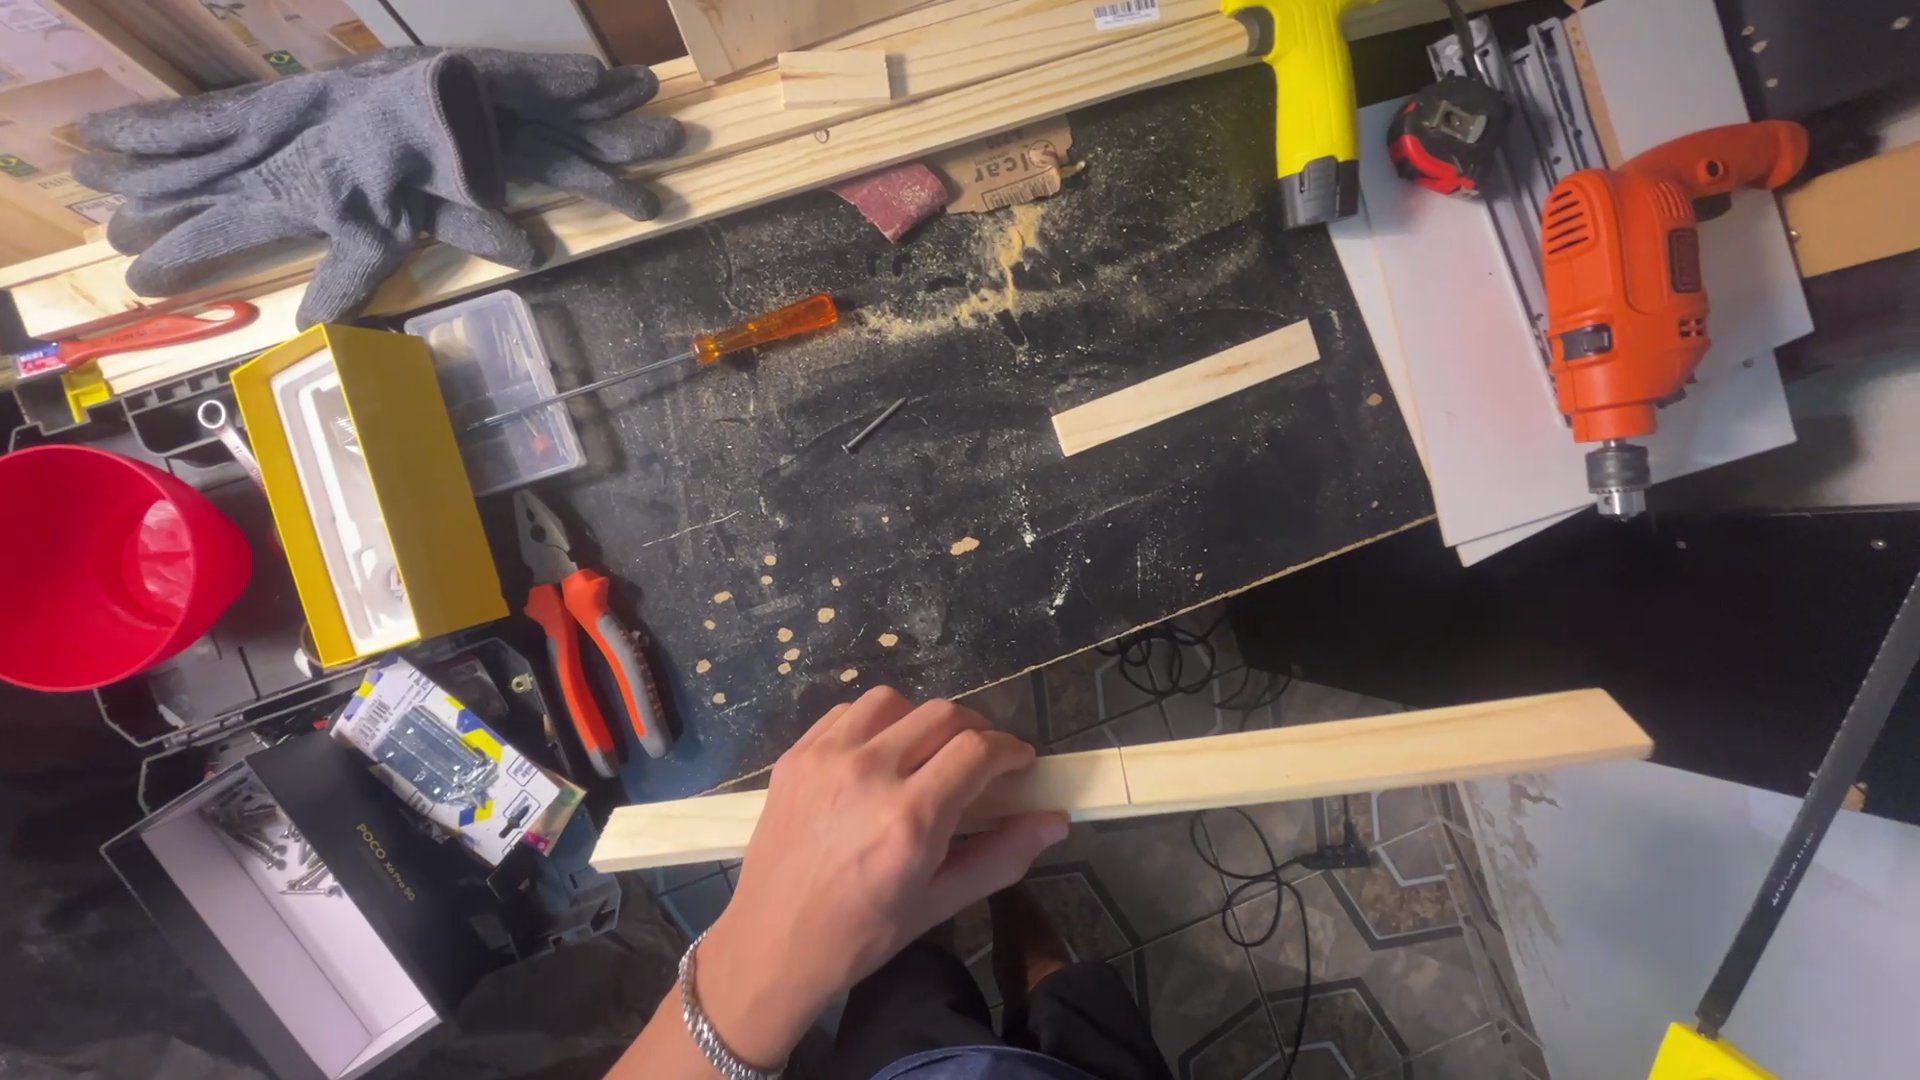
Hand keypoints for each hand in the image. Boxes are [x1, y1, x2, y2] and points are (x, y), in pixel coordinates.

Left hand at [695, 688, 1069, 1066]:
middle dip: (976, 730)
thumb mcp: (939, 902)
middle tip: (980, 759)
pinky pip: (849, 711)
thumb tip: (1056, 820)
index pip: (977, 750)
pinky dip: (876, 722)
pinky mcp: (796, 754)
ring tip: (925, 753)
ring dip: (923, 720)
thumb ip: (1002, 856)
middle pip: (944, 714)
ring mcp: (826, 758)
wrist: (769, 945)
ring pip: (895, 701)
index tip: (1019, 762)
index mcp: (909, 819)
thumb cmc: (862, 934)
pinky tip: (878, 754)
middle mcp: (868, 774)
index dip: (1009, 749)